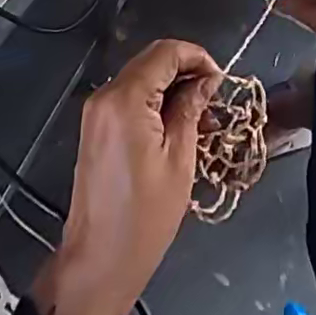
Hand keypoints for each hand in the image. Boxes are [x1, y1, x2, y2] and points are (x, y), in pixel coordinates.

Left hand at [33, 40, 221, 314]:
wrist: (98, 262)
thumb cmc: (144, 216)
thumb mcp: (179, 158)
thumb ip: (190, 108)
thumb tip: (206, 80)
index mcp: (125, 99)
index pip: (166, 52)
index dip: (198, 57)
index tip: (220, 81)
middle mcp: (105, 95)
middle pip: (152, 60)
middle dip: (186, 69)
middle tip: (214, 97)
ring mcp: (96, 111)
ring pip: (142, 76)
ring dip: (172, 85)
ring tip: (201, 114)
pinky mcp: (95, 126)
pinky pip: (130, 96)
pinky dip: (155, 99)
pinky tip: (177, 123)